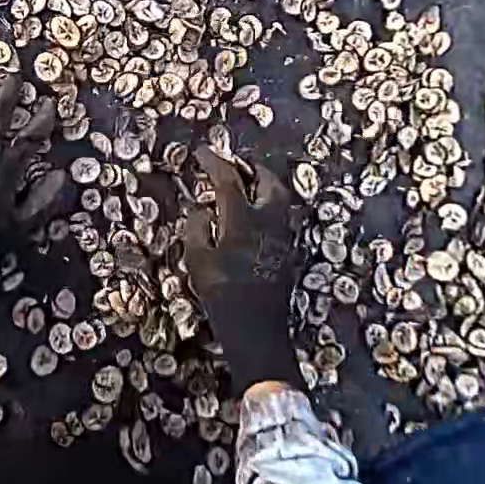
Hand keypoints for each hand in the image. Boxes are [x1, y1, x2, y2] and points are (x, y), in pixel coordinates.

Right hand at [182, 145, 304, 390]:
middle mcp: (269, 223)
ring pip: (279, 198)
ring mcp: (283, 236)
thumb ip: (197, 227)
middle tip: (231, 164)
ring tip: (243, 184)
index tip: (201, 153)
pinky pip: (280, 214)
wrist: (257, 330)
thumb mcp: (196, 259)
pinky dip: (266, 203)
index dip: (214, 162)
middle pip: (267, 182)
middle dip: (249, 168)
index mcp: (243, 221)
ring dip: (262, 184)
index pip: (229, 180)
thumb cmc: (221, 294)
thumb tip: (203, 210)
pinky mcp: (287, 250)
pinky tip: (251, 212)